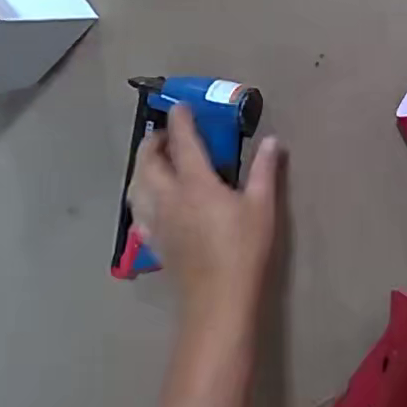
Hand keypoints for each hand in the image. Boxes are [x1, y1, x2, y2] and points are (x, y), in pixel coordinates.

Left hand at [128, 103, 284, 323]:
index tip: (180, 106)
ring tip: (156, 161)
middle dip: (153, 141)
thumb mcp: (261, 207)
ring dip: (142, 166)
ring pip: (135, 185)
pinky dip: (140, 193)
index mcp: (195, 184)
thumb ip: (264, 170)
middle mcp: (168, 197)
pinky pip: (137, 209)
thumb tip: (271, 141)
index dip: (180, 120)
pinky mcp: (153, 240)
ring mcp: (156, 220)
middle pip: (147, 161)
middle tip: (168, 134)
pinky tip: (151, 198)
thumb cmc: (243, 250)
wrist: (217, 300)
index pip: (182, 142)